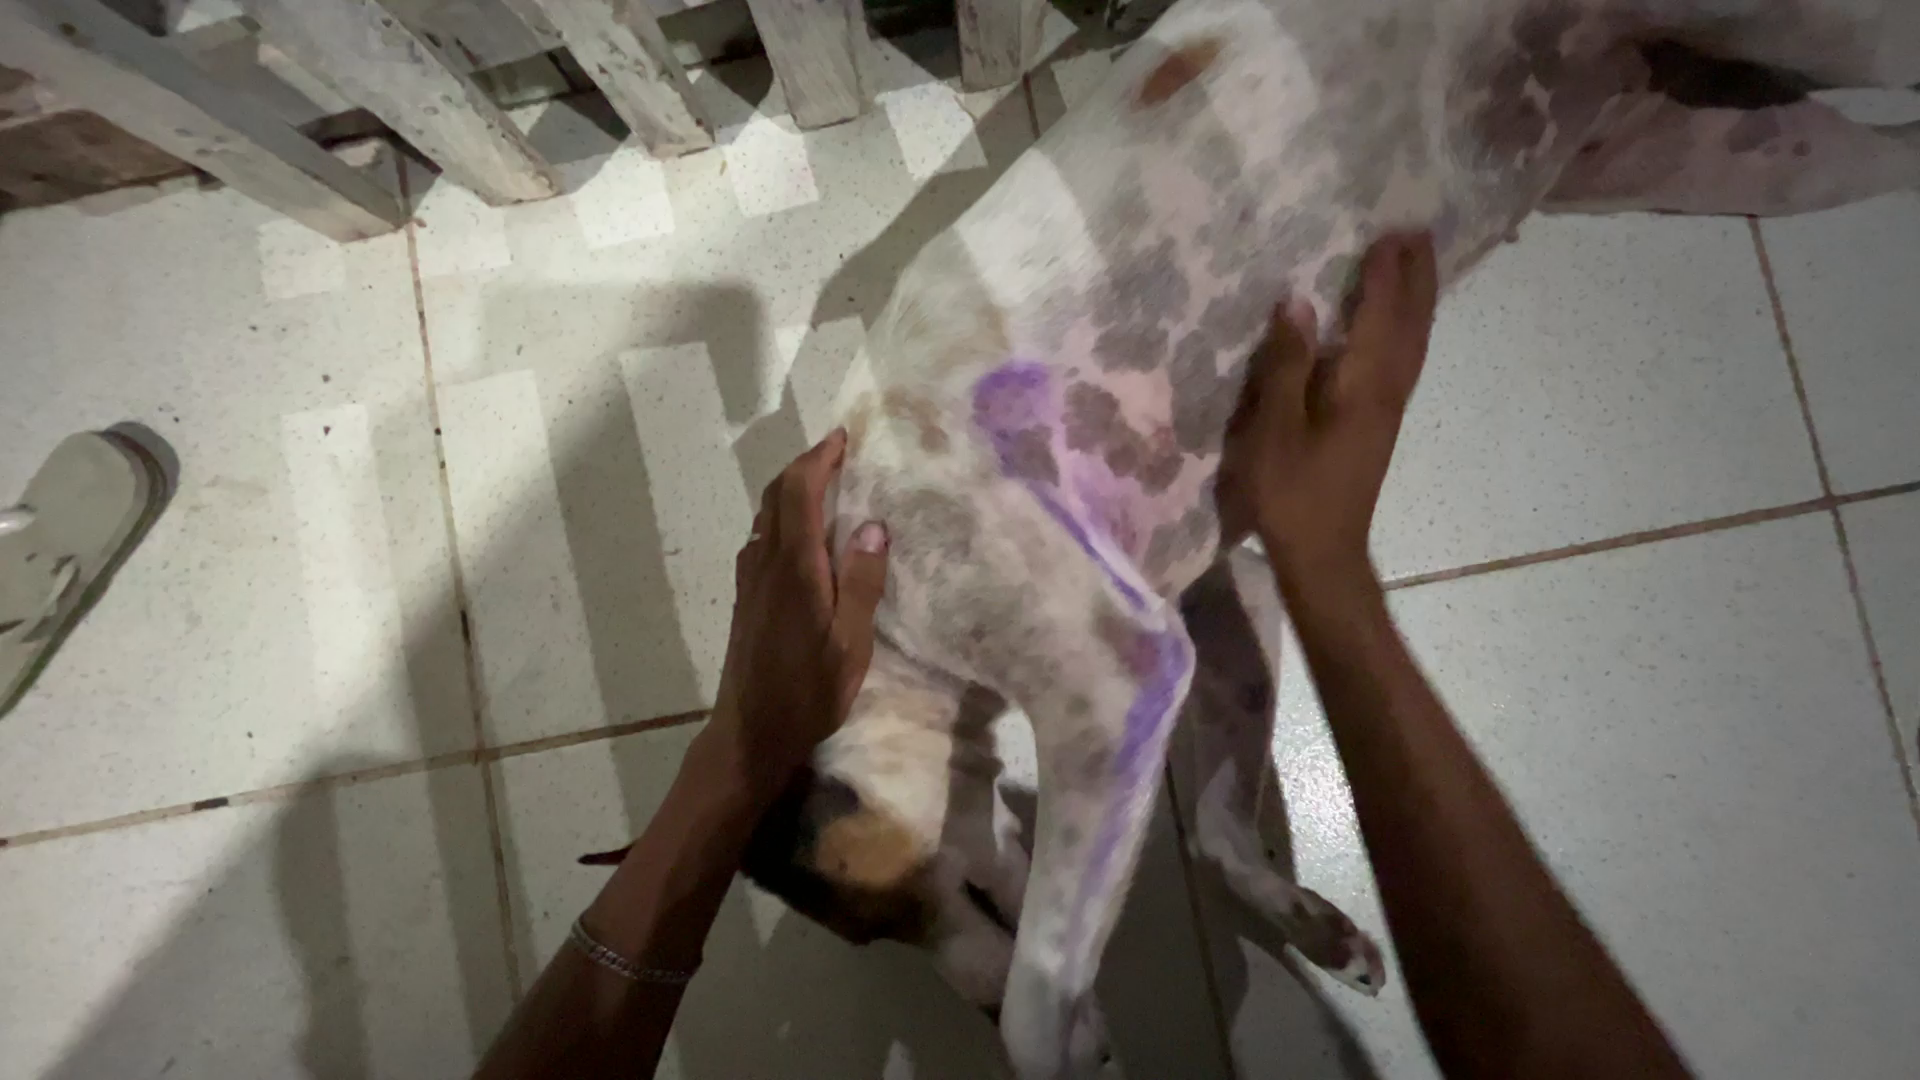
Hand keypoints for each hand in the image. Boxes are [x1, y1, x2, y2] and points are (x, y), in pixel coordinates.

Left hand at [707, 429, 888, 800]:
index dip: (819, 459)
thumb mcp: (851, 642)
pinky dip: (783, 518)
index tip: (843, 438)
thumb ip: (861, 582)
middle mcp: (765, 563)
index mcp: (794, 567)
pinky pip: (762, 539)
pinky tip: (803, 537)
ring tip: (827, 486)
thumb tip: (872, 525)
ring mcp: (750, 581)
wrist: (751, 733)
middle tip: (838, 454)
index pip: (799, 493)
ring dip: (792, 490)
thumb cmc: (809, 691)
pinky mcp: (747, 598)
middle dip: (804, 466)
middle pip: (776, 496)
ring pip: (765, 516)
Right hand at [1218, 232, 1438, 581]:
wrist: (1323, 551)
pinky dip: (1406, 332)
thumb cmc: (1290, 494)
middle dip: (1416, 278)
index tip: (1388, 231)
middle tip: (1415, 234)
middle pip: (1411, 324)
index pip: (1379, 317)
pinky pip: (1404, 362)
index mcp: (1363, 388)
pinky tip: (1393, 330)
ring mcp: (1388, 411)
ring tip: (1413, 267)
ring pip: (1414, 344)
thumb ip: (1285, 367)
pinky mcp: (1379, 427)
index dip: (1384, 274)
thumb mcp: (1274, 431)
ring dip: (1417, 302)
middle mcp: (1388, 392)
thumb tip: (1297, 305)